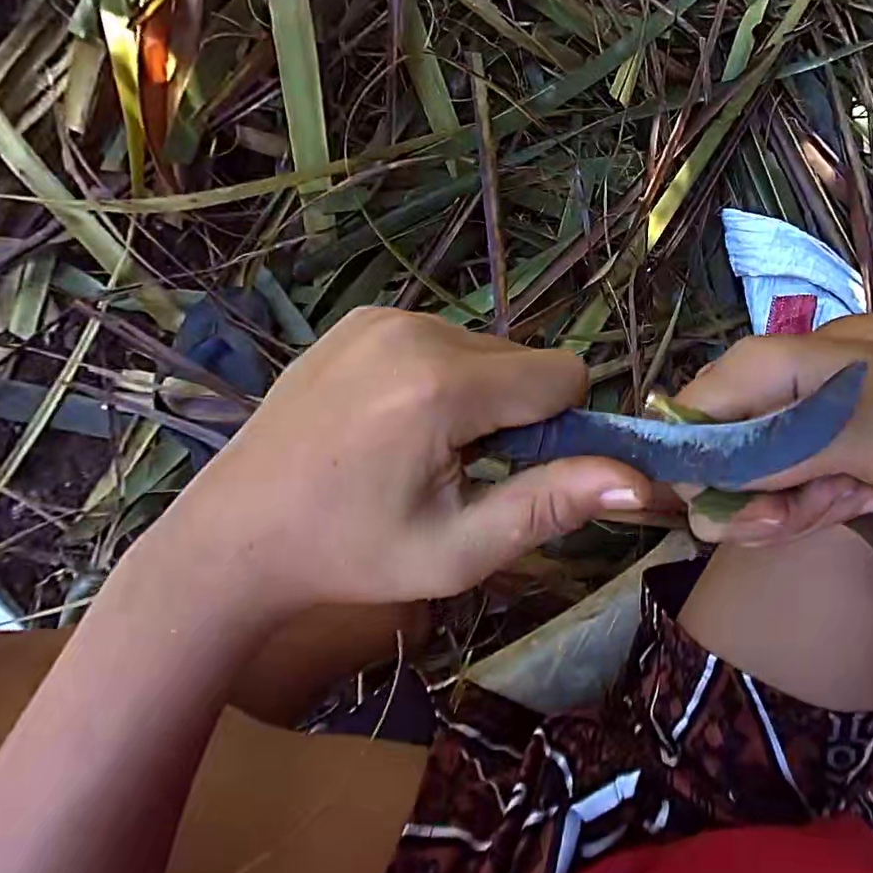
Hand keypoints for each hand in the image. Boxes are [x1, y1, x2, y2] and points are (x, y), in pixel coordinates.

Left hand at [137, 309, 650, 613]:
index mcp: (441, 385)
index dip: (560, 427)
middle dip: (520, 412)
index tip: (515, 469)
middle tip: (464, 466)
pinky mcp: (364, 316)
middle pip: (529, 360)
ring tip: (427, 446)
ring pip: (493, 349)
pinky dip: (449, 377)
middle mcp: (415, 329)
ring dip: (486, 396)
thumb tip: (643, 481)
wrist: (229, 542)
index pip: (565, 375)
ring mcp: (383, 315)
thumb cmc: (353, 557)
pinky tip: (400, 419)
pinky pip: (449, 339)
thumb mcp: (463, 550)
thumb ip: (556, 504)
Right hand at [669, 313, 872, 544]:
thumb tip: (714, 485)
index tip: (774, 510)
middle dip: (773, 509)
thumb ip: (785, 456)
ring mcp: (751, 428)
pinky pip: (769, 500)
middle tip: (832, 498)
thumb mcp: (860, 434)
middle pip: (708, 479)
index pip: (677, 437)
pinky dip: (812, 508)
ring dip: (801, 511)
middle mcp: (737, 399)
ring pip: (740, 500)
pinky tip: (854, 489)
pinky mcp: (770, 452)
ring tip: (855, 489)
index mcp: (747, 372)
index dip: (710, 486)